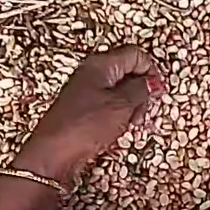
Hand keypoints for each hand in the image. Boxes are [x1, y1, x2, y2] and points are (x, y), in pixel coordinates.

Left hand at [14, 47, 164, 185]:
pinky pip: (108, 106)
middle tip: (143, 111)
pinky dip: (118, 116)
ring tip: (131, 124)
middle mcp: (92, 73)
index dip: (150, 71)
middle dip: (141, 91)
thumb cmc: (84, 127)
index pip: (135, 55)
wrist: (53, 153)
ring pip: (119, 92)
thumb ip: (140, 90)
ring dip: (131, 106)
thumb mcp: (120, 105)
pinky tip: (118, 130)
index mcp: (101, 64)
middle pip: (127, 72)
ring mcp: (86, 92)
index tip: (157, 91)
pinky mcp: (83, 110)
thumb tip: (153, 82)